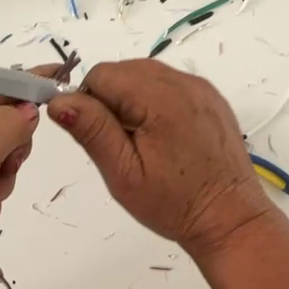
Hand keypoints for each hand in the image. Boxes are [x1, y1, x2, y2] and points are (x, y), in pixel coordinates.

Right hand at [46, 59, 276, 255]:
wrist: (229, 218)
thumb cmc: (173, 204)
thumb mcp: (123, 173)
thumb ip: (92, 131)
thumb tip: (60, 100)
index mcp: (160, 98)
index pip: (101, 74)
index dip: (88, 102)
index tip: (97, 137)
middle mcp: (183, 83)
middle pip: (124, 70)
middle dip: (110, 101)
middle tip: (119, 145)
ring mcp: (201, 88)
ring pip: (145, 76)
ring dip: (131, 101)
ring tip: (140, 144)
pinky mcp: (210, 99)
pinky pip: (169, 85)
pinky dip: (154, 103)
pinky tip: (161, 138)